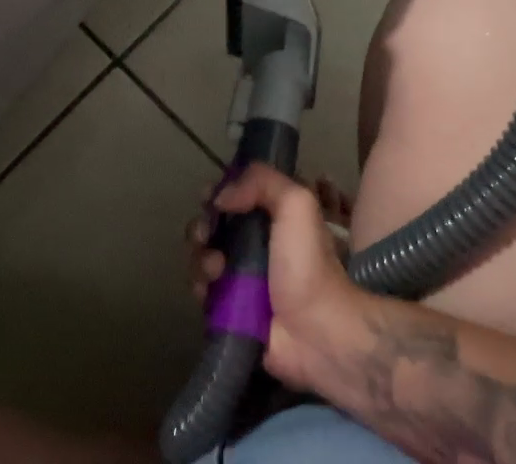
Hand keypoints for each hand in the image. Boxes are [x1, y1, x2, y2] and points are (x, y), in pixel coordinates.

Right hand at [184, 164, 369, 389]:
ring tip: (216, 270)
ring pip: (202, 255)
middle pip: (212, 224)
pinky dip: (199, 286)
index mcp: (272, 217)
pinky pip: (201, 289)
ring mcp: (239, 276)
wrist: (316, 334)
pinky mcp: (227, 306)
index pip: (235, 195)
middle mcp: (254, 243)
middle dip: (202, 226)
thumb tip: (220, 197)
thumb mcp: (297, 206)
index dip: (218, 193)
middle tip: (206, 235)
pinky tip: (209, 291)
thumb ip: (262, 182)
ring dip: (200, 257)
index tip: (211, 198)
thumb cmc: (308, 266)